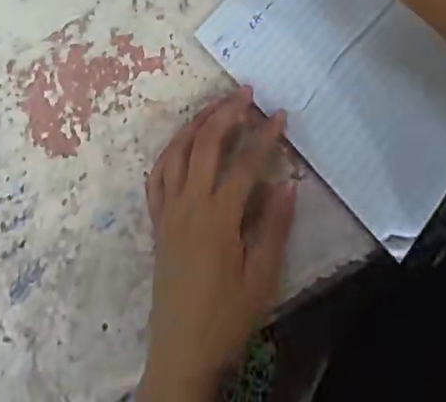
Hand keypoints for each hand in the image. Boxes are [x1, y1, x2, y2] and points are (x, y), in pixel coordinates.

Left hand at [139, 89, 295, 401]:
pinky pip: (157, 176)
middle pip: (205, 145)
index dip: (264, 136)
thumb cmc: (226, 318)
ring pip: (177, 152)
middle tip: (245, 92)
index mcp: (218, 217)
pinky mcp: (157, 222)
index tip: (279, 114)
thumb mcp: (261, 279)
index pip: (244, 164)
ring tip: (215, 105)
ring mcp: (168, 211)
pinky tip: (181, 143)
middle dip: (226, 113)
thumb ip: (274, 228)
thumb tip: (288, 184)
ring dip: (196, 123)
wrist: (180, 352)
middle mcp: (188, 204)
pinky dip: (170, 151)